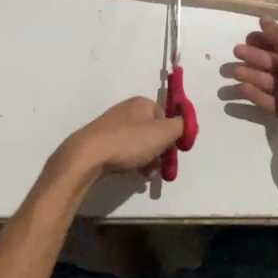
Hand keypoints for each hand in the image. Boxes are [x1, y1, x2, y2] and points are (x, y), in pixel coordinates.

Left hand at [54, 96, 183, 178]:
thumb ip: (181, 126)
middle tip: (158, 167)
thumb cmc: (129, 141)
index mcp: (141, 103)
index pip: (165, 117)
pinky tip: (132, 173)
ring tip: (145, 174)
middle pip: (152, 132)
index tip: (171, 152)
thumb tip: (188, 123)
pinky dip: (132, 162)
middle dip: (158, 151)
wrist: (89, 154)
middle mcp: (127, 110)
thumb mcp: (163, 132)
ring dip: (147, 159)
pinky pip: (124, 151)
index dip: (171, 135)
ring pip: (139, 144)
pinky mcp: (102, 141)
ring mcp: (112, 125)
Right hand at [229, 18, 277, 162]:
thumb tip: (264, 19)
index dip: (269, 41)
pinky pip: (272, 102)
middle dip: (257, 58)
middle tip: (236, 52)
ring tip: (233, 72)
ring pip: (273, 83)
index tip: (249, 37)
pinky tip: (242, 89)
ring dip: (253, 76)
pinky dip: (257, 95)